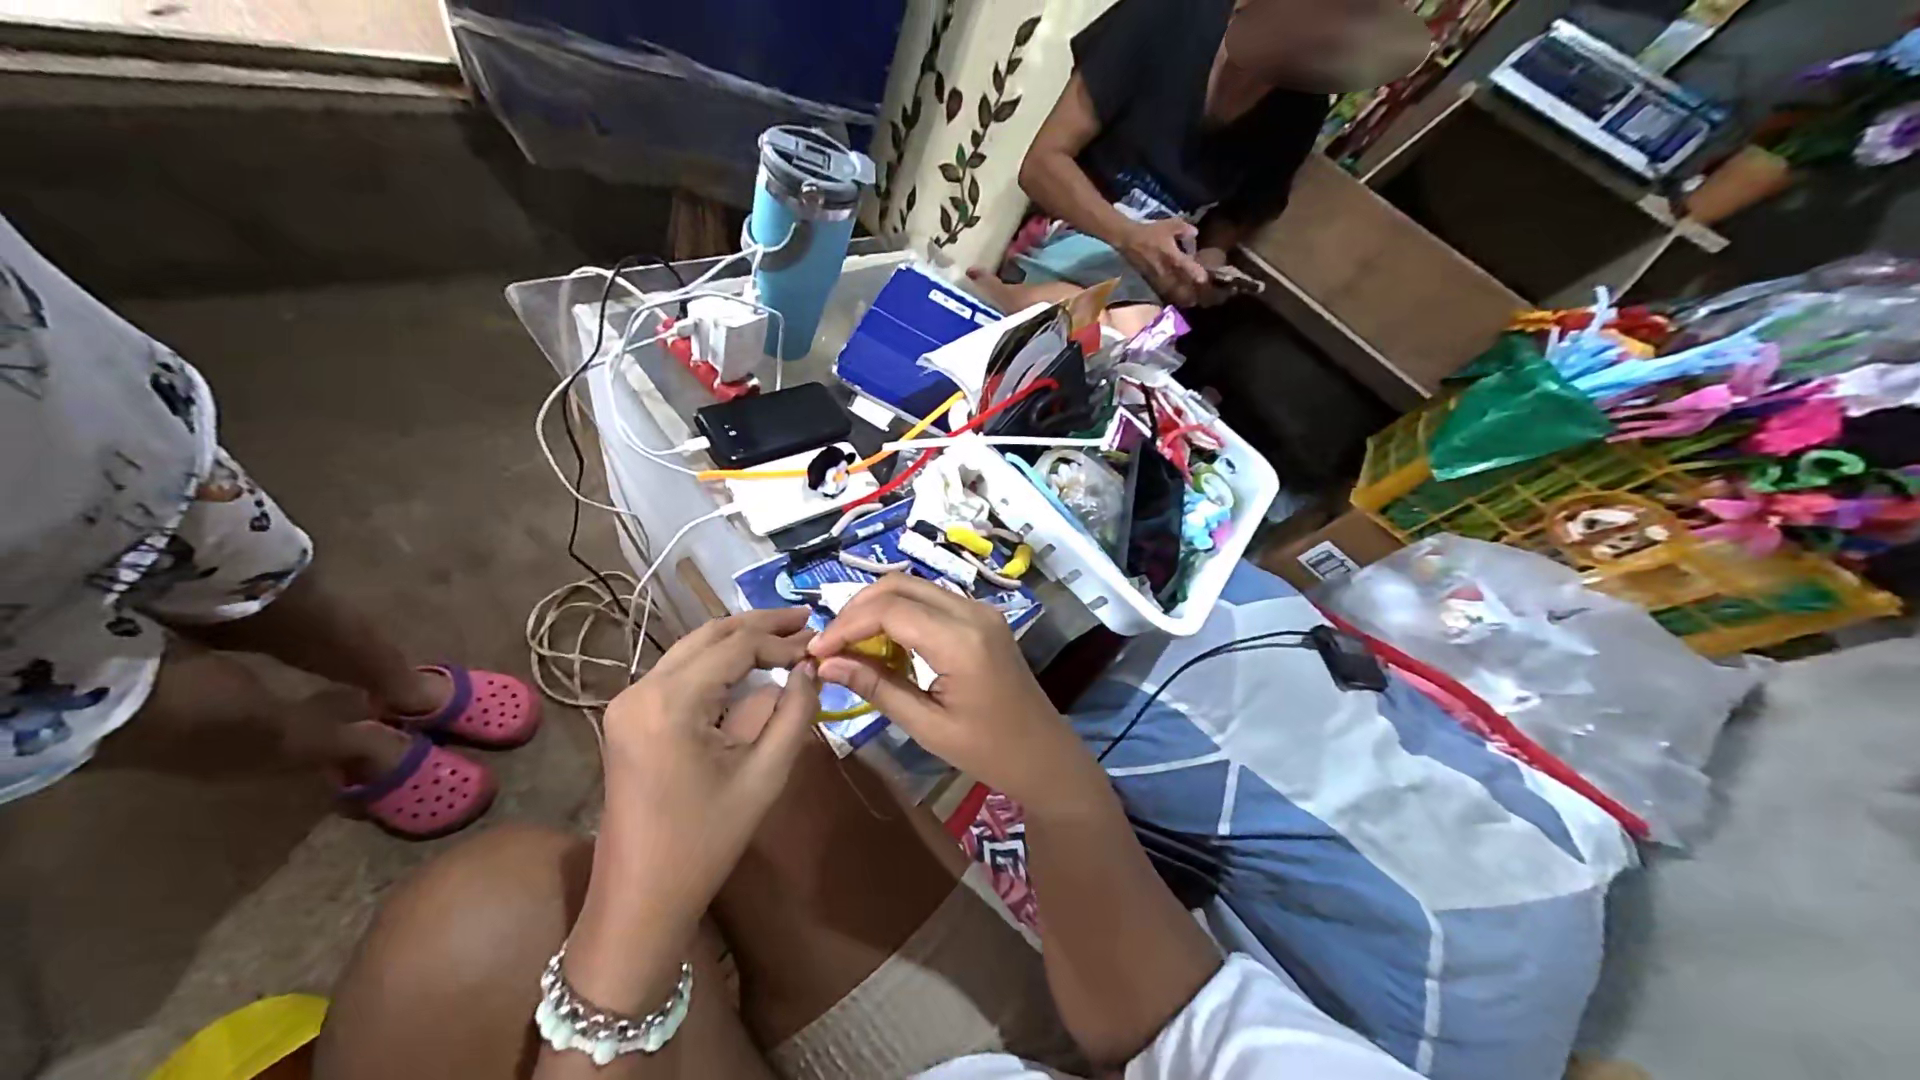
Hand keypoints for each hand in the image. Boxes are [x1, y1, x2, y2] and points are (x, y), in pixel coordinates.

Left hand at [594, 608, 820, 920]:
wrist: (640, 897)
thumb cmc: (706, 841)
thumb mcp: (765, 775)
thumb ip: (794, 712)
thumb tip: (809, 669)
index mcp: (670, 702)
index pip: (736, 646)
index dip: (781, 641)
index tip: (819, 647)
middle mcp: (640, 689)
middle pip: (709, 635)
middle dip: (759, 624)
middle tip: (805, 620)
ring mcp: (628, 702)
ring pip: (692, 649)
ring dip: (738, 641)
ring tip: (785, 638)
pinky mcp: (629, 717)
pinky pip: (680, 673)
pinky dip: (717, 664)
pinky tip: (749, 667)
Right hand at [807, 575, 1104, 811]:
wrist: (1045, 754)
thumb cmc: (989, 751)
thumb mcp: (927, 726)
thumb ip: (877, 687)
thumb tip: (825, 664)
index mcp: (961, 641)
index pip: (889, 610)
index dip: (846, 626)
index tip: (817, 651)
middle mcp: (972, 612)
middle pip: (899, 585)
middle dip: (857, 608)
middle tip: (830, 645)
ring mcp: (980, 610)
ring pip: (914, 587)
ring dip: (877, 607)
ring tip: (850, 644)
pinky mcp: (982, 617)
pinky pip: (931, 600)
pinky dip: (900, 612)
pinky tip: (884, 642)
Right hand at [1118, 218, 1209, 307]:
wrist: (1129, 241)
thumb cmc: (1150, 232)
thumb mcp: (1170, 225)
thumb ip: (1185, 229)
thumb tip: (1195, 234)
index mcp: (1173, 257)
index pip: (1188, 269)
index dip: (1198, 275)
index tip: (1205, 280)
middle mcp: (1167, 271)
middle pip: (1182, 287)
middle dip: (1193, 292)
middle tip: (1202, 295)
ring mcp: (1159, 279)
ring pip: (1173, 293)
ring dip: (1183, 298)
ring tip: (1192, 301)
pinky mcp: (1152, 282)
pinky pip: (1165, 293)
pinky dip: (1173, 297)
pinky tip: (1178, 299)